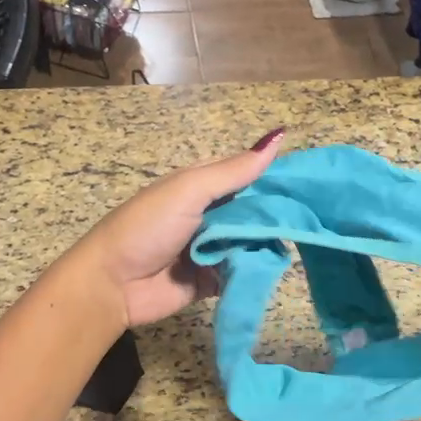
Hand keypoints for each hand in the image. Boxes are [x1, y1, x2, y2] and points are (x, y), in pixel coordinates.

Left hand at [70, 128, 285, 327]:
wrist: (112, 283)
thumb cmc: (147, 227)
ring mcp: (208, 250)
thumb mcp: (190, 190)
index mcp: (199, 186)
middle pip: (251, 213)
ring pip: (248, 245)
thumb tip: (278, 137)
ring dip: (263, 247)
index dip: (273, 179)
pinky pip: (238, 275)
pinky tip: (266, 272)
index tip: (308, 186)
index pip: (245, 176)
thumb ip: (234, 170)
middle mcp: (206, 216)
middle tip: (304, 222)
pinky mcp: (208, 282)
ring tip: (285, 248)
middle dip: (272, 218)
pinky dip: (250, 273)